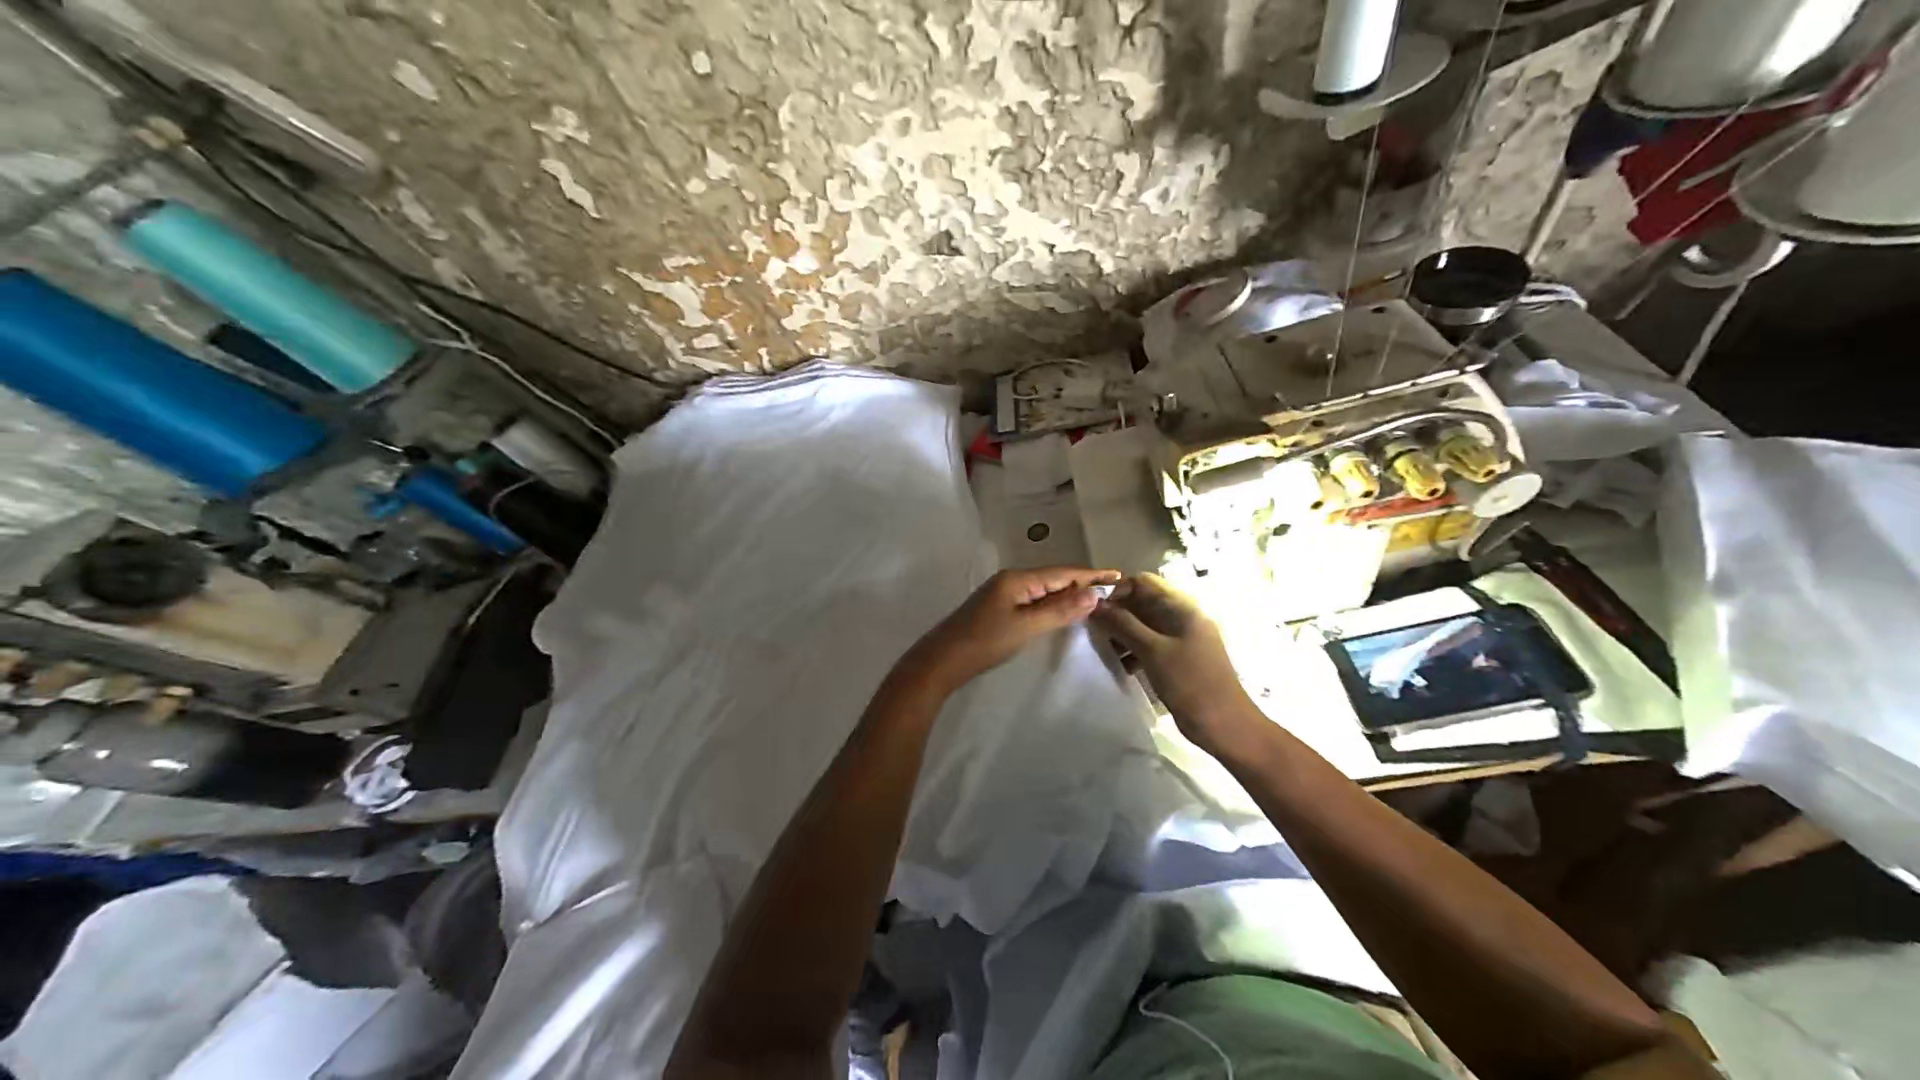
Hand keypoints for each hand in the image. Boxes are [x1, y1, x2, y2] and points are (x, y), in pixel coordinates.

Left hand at [904, 567, 1120, 692]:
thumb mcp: (1025, 627)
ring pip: (1043, 589)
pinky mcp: (997, 609)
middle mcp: (1010, 580)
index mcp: (1017, 579)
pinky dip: (1052, 604)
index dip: (1091, 574)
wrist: (940, 662)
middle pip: (1053, 578)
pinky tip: (1062, 612)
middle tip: (1113, 589)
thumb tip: (1093, 593)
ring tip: (1095, 600)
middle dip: (1082, 582)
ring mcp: (1002, 594)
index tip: (1118, 576)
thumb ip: (1059, 610)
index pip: (1062, 572)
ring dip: (1068, 594)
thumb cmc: (983, 643)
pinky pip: (1033, 600)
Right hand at [1092, 573, 1260, 753]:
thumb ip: (1123, 625)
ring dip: (1123, 632)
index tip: (1096, 610)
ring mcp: (1182, 638)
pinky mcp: (1179, 658)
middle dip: (1117, 613)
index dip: (1118, 591)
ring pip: (1145, 624)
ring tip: (1104, 648)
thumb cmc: (1190, 682)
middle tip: (1094, 630)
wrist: (1224, 724)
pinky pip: (1151, 644)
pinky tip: (1120, 664)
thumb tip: (1096, 605)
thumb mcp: (1152, 650)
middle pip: (1143, 602)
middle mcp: (1183, 617)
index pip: (1143, 582)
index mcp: (1182, 607)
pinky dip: (1134, 649)